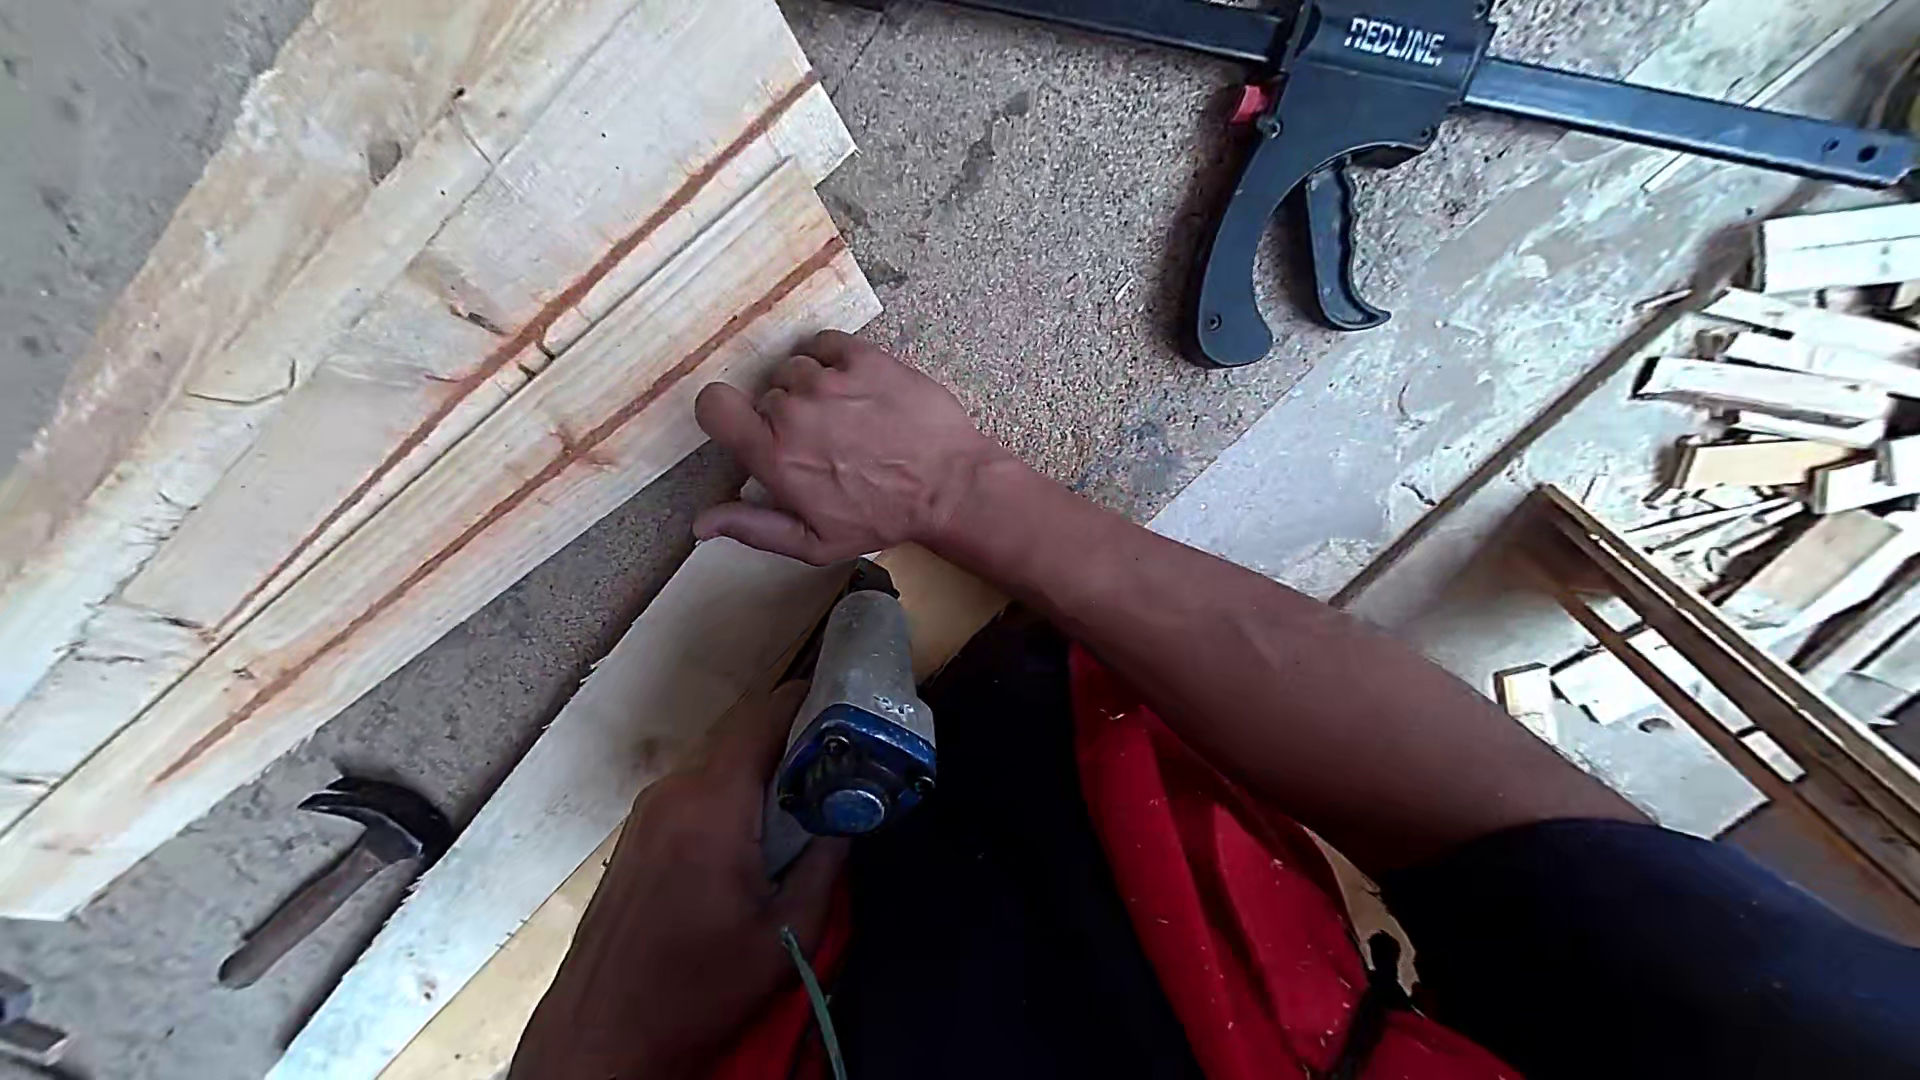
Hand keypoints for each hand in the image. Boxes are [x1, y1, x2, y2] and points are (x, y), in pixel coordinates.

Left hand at [511, 683, 845, 1079]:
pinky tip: (751, 826)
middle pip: (743, 736)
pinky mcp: (636, 831)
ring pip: (720, 761)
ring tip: (801, 791)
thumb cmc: (699, 988)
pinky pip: (695, 787)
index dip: (805, 698)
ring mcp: (648, 809)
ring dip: (761, 767)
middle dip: (791, 737)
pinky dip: (730, 789)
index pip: (764, 718)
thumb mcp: (788, 933)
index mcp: (713, 803)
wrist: (597, 1043)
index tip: (843, 699)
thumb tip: (850, 811)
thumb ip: (828, 860)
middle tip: (835, 755)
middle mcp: (676, 790)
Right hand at [693, 331, 1014, 564]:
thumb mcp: (816, 542)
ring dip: (812, 388)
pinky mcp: (864, 358)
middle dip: (786, 414)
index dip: (725, 412)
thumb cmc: (884, 517)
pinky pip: (826, 344)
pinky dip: (834, 361)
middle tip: (824, 440)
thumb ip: (754, 528)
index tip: (748, 424)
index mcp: (775, 455)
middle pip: (765, 392)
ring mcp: (830, 379)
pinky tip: (857, 389)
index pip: (712, 406)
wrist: (949, 485)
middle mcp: (795, 410)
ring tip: (847, 417)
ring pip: (796, 368)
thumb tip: (701, 523)